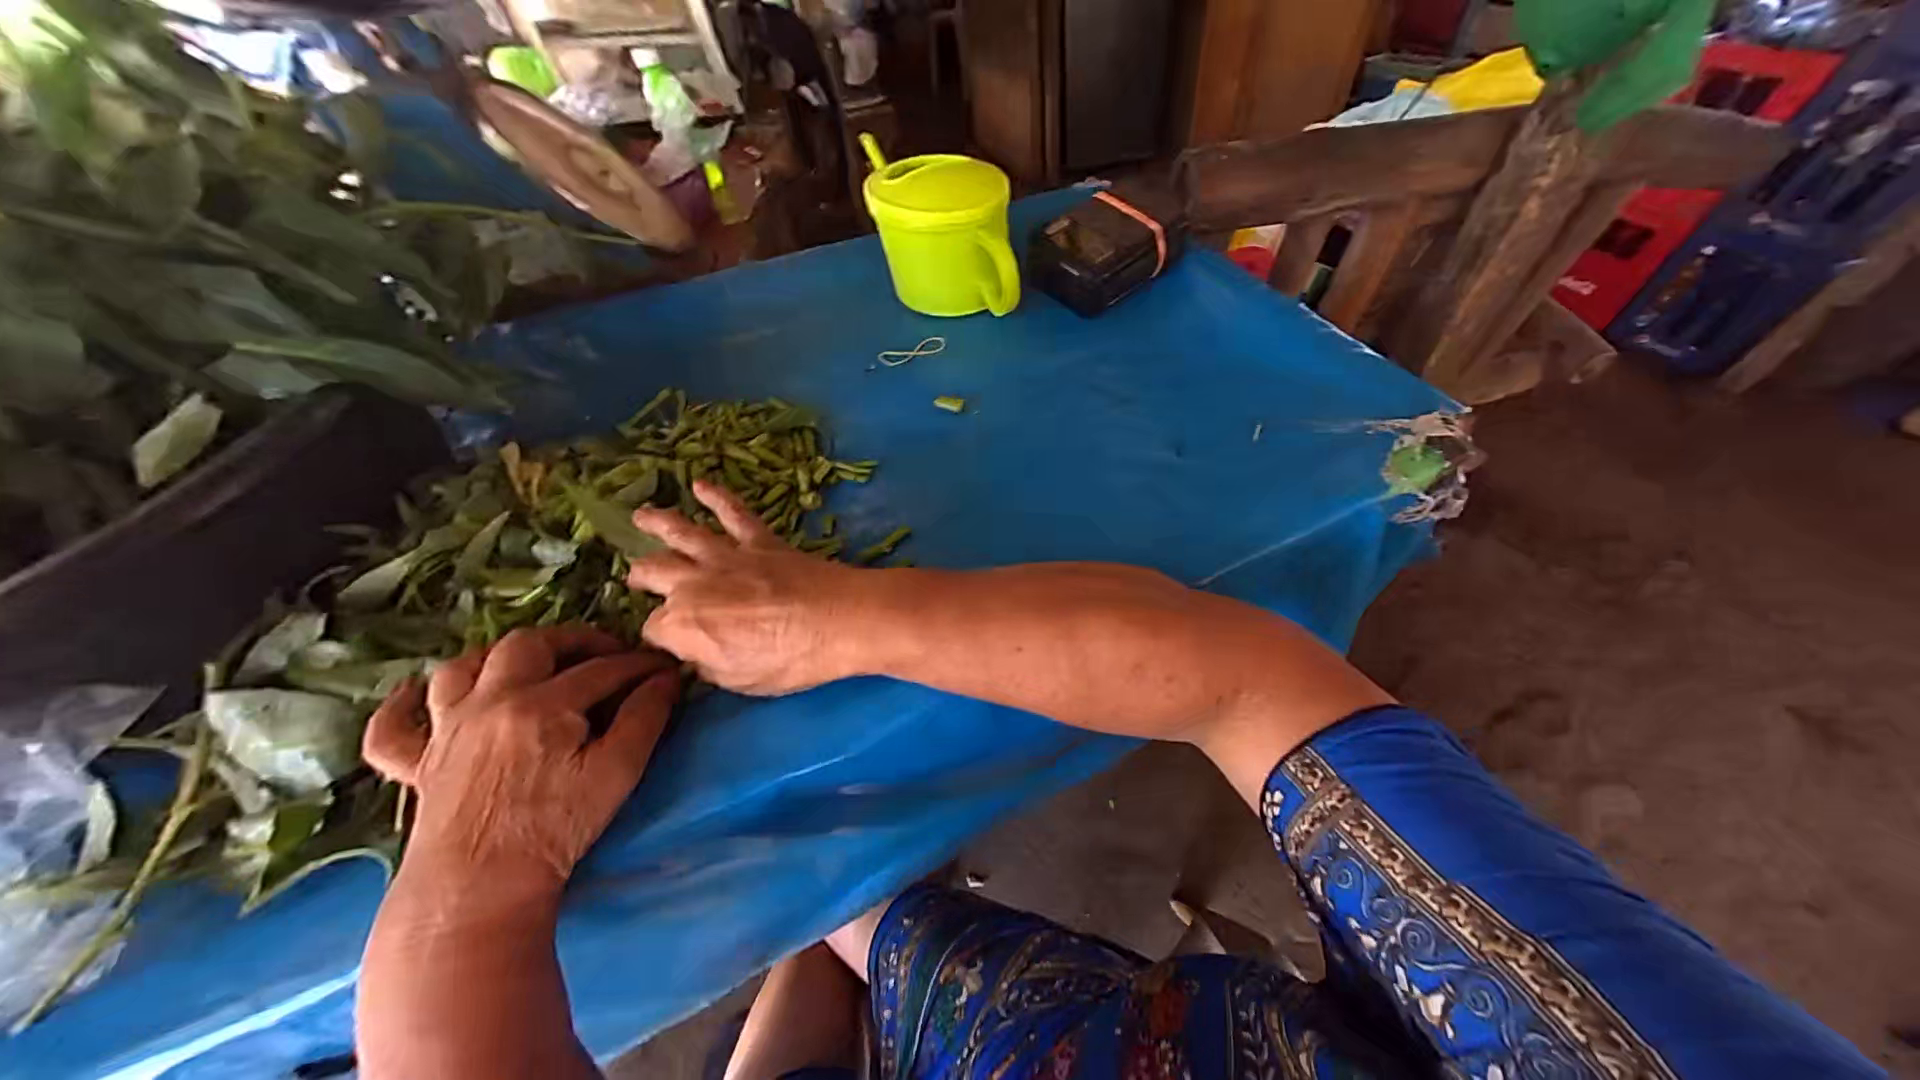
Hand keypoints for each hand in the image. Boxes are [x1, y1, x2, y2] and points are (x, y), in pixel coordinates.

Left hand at [362, 625, 681, 887]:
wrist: (477, 892)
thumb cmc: (555, 831)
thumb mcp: (618, 772)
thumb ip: (644, 718)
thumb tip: (666, 679)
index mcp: (540, 705)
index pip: (601, 669)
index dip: (638, 664)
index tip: (663, 667)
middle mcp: (487, 703)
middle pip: (529, 644)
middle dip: (573, 640)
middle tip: (605, 653)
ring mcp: (445, 731)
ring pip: (460, 669)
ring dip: (496, 658)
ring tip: (529, 666)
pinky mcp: (415, 765)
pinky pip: (392, 726)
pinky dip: (405, 706)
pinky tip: (421, 697)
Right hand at [626, 480, 870, 694]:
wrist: (840, 621)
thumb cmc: (791, 661)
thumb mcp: (741, 682)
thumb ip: (709, 665)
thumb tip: (695, 656)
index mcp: (683, 623)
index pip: (655, 628)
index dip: (661, 638)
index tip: (669, 645)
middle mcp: (694, 583)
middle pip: (656, 573)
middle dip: (642, 576)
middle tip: (634, 577)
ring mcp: (727, 557)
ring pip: (683, 533)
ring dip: (658, 522)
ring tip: (639, 515)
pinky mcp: (760, 541)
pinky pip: (734, 513)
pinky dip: (718, 496)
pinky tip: (701, 483)